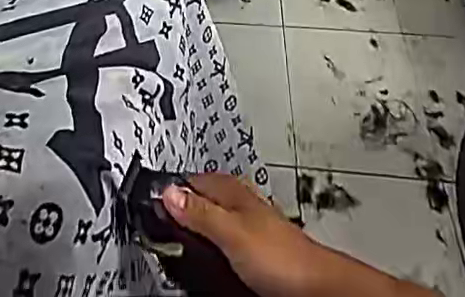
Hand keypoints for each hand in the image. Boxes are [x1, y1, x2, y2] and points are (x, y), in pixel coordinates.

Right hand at [161, 175, 321, 296]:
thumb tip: (170, 192)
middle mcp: (242, 201)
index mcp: (234, 191)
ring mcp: (250, 223)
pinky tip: (212, 247)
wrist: (312, 283)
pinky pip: (226, 232)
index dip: (173, 187)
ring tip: (182, 225)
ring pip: (216, 212)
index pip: (195, 180)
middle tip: (161, 208)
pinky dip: (213, 236)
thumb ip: (201, 212)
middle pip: (205, 194)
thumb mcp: (231, 232)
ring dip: (199, 217)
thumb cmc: (279, 256)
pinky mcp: (255, 245)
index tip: (152, 196)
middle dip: (185, 200)